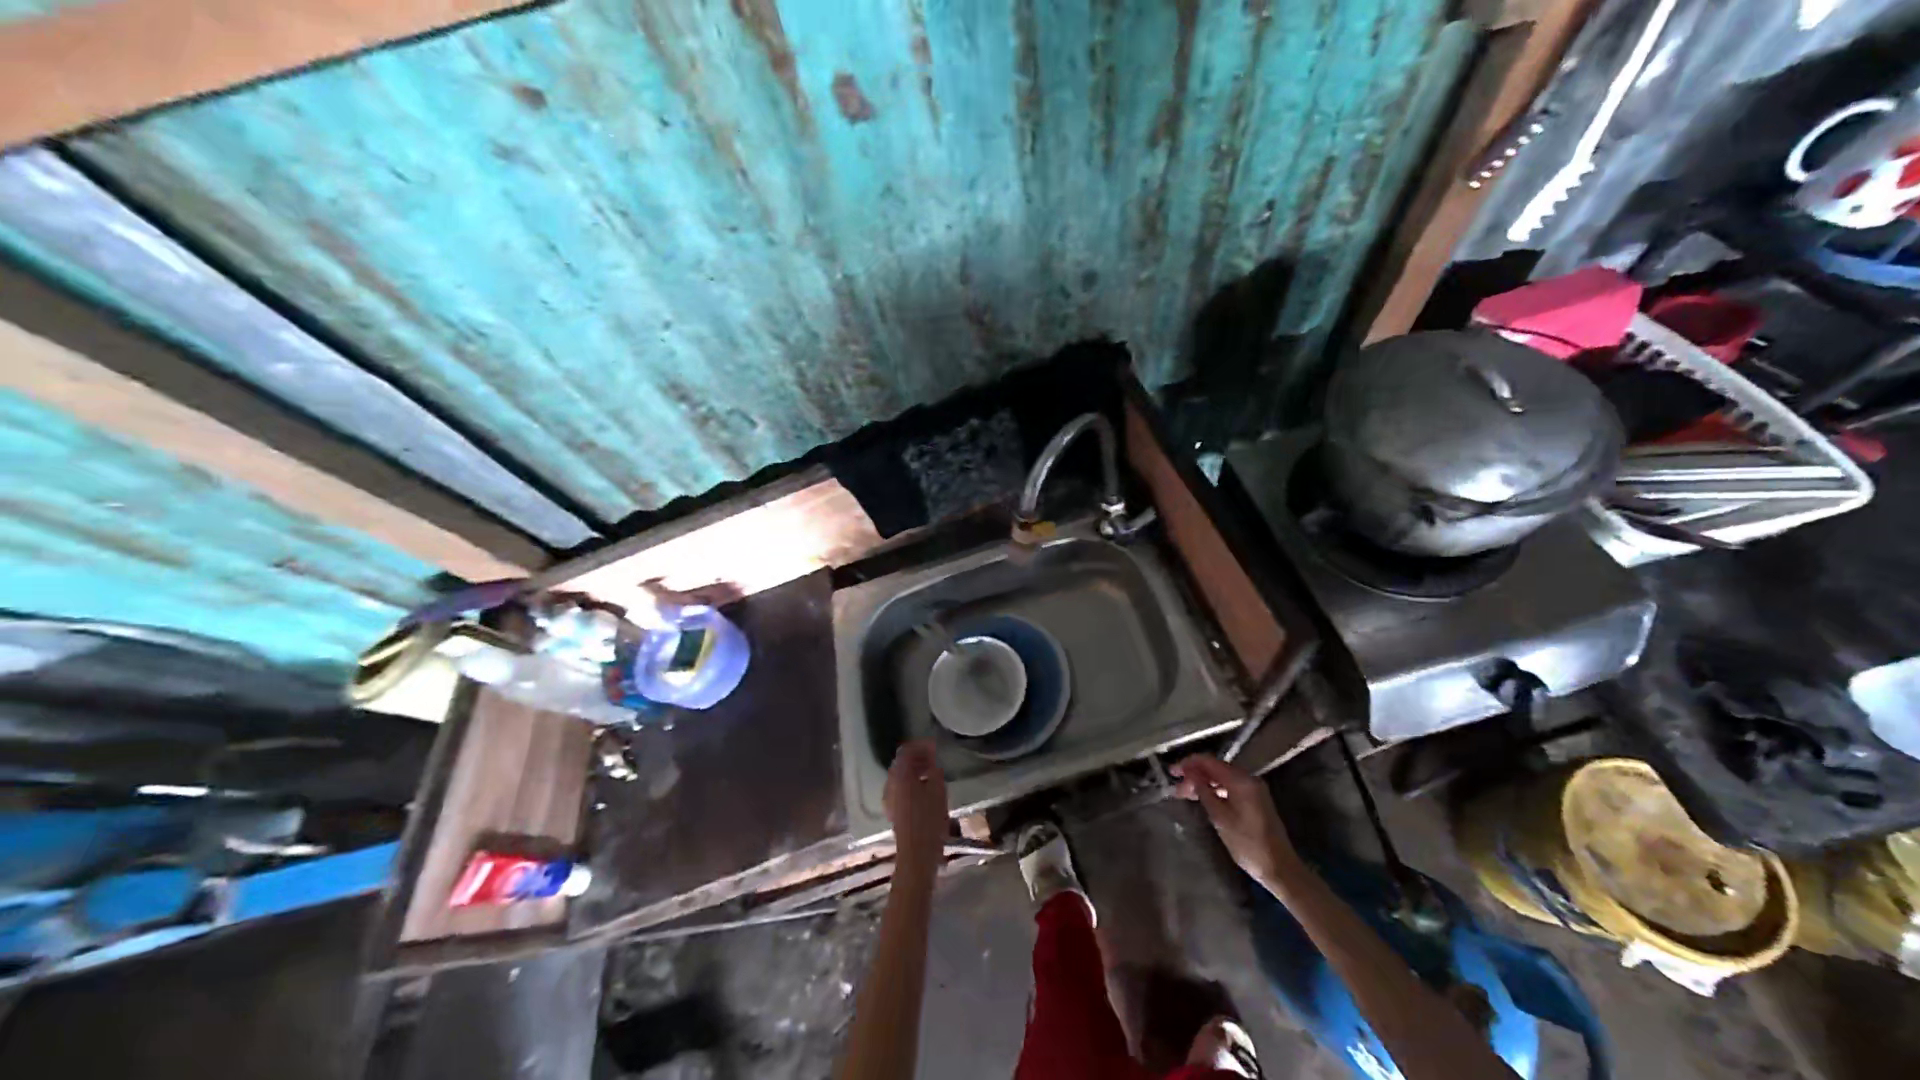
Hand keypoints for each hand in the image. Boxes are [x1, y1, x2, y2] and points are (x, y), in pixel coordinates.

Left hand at [885, 740, 948, 870]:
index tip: (934, 745)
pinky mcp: (893, 810)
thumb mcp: (938, 790)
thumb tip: (932, 761)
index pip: (906, 751)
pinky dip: (912, 782)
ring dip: (915, 770)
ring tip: (933, 772)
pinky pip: (901, 788)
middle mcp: (890, 783)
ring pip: (901, 776)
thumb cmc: (929, 820)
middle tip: (934, 756)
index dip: (920, 745)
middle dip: (917, 757)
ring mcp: (889, 798)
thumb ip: (934, 771)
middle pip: (901, 763)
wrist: (916, 854)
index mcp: (900, 775)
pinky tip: (925, 789)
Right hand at [1171, 753, 1297, 887]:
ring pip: (1222, 778)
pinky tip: (1203, 799)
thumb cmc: (1247, 843)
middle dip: (1194, 774)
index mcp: (1241, 780)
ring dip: (1203, 783)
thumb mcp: (1220, 818)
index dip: (1188, 763)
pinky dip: (1215, 790)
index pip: (1209, 761)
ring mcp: (1254, 790)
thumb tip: (1190, 774)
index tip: (1172, 772)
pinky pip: (1230, 787)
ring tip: (1184, 794)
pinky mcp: (1255, 801)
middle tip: (1176, 786)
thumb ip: (1204, 792)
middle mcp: (1249, 779)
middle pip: (1216, 768)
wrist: (1279, 867)